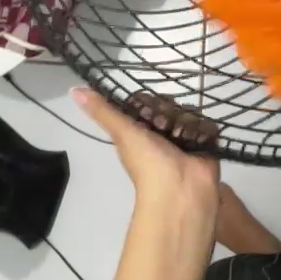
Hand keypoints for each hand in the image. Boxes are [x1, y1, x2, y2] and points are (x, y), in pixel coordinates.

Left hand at [73, 87, 220, 213]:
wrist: (180, 189)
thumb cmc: (147, 162)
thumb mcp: (122, 133)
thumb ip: (103, 111)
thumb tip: (73, 90)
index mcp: (139, 131)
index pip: (147, 101)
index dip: (148, 101)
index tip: (146, 109)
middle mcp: (161, 133)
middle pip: (169, 104)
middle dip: (168, 112)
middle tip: (164, 127)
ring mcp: (184, 138)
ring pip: (188, 111)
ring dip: (185, 122)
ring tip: (182, 136)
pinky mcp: (205, 143)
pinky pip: (207, 124)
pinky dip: (203, 130)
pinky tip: (198, 139)